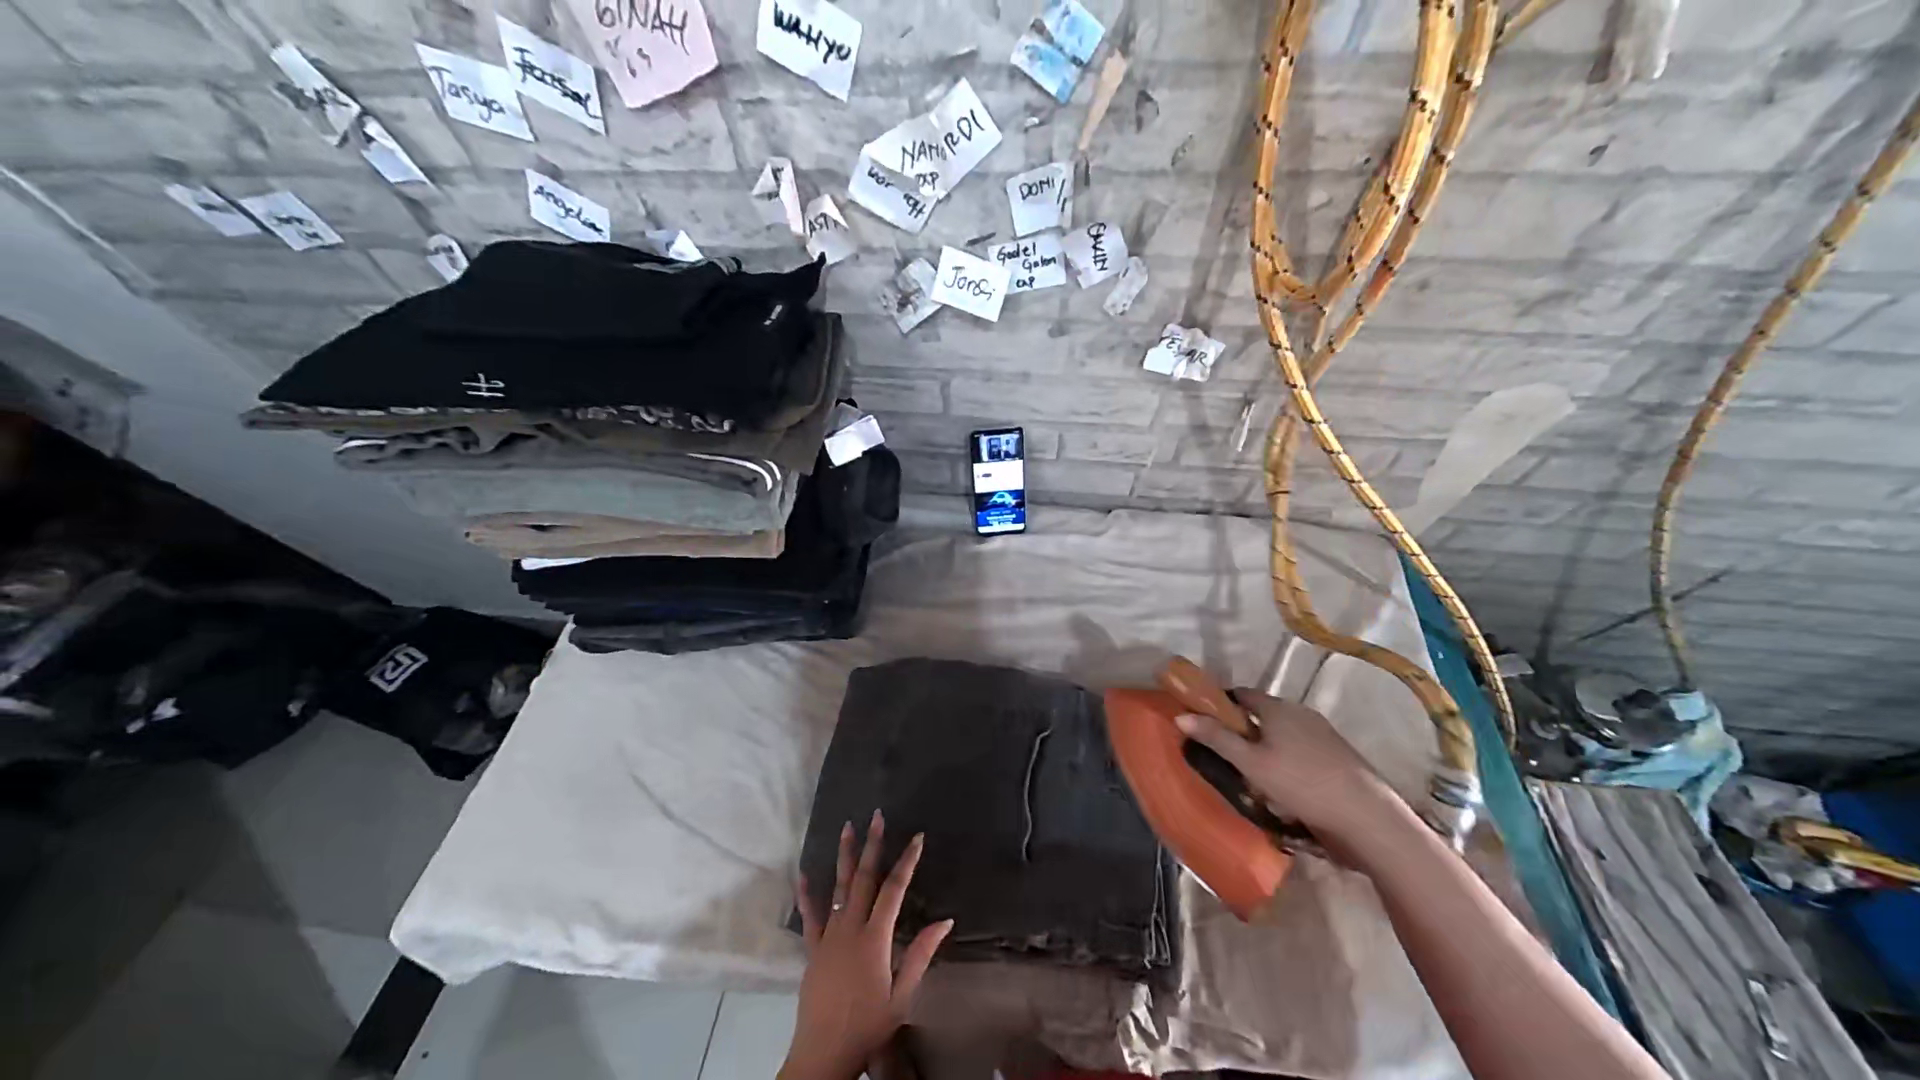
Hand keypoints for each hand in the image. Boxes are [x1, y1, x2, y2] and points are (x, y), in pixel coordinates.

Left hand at [779, 811, 951, 1079]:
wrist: (824, 1052)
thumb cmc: (869, 1025)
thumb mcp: (903, 994)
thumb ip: (920, 954)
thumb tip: (945, 920)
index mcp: (875, 937)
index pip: (894, 890)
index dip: (906, 861)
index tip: (916, 837)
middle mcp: (851, 928)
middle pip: (864, 879)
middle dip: (872, 846)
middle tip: (877, 817)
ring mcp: (829, 936)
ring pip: (838, 887)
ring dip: (844, 856)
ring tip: (847, 827)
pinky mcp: (812, 948)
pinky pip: (810, 915)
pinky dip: (807, 893)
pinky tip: (804, 872)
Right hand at [1175, 690, 1406, 851]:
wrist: (1367, 817)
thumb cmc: (1300, 783)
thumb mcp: (1250, 763)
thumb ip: (1217, 738)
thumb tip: (1180, 715)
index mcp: (1277, 708)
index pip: (1242, 694)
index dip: (1222, 706)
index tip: (1207, 725)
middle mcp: (1301, 712)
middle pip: (1263, 716)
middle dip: (1245, 735)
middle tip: (1230, 761)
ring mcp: (1324, 734)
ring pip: (1283, 737)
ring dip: (1267, 753)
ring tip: (1256, 782)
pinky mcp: (1338, 756)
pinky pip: (1302, 753)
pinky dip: (1288, 765)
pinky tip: (1287, 792)